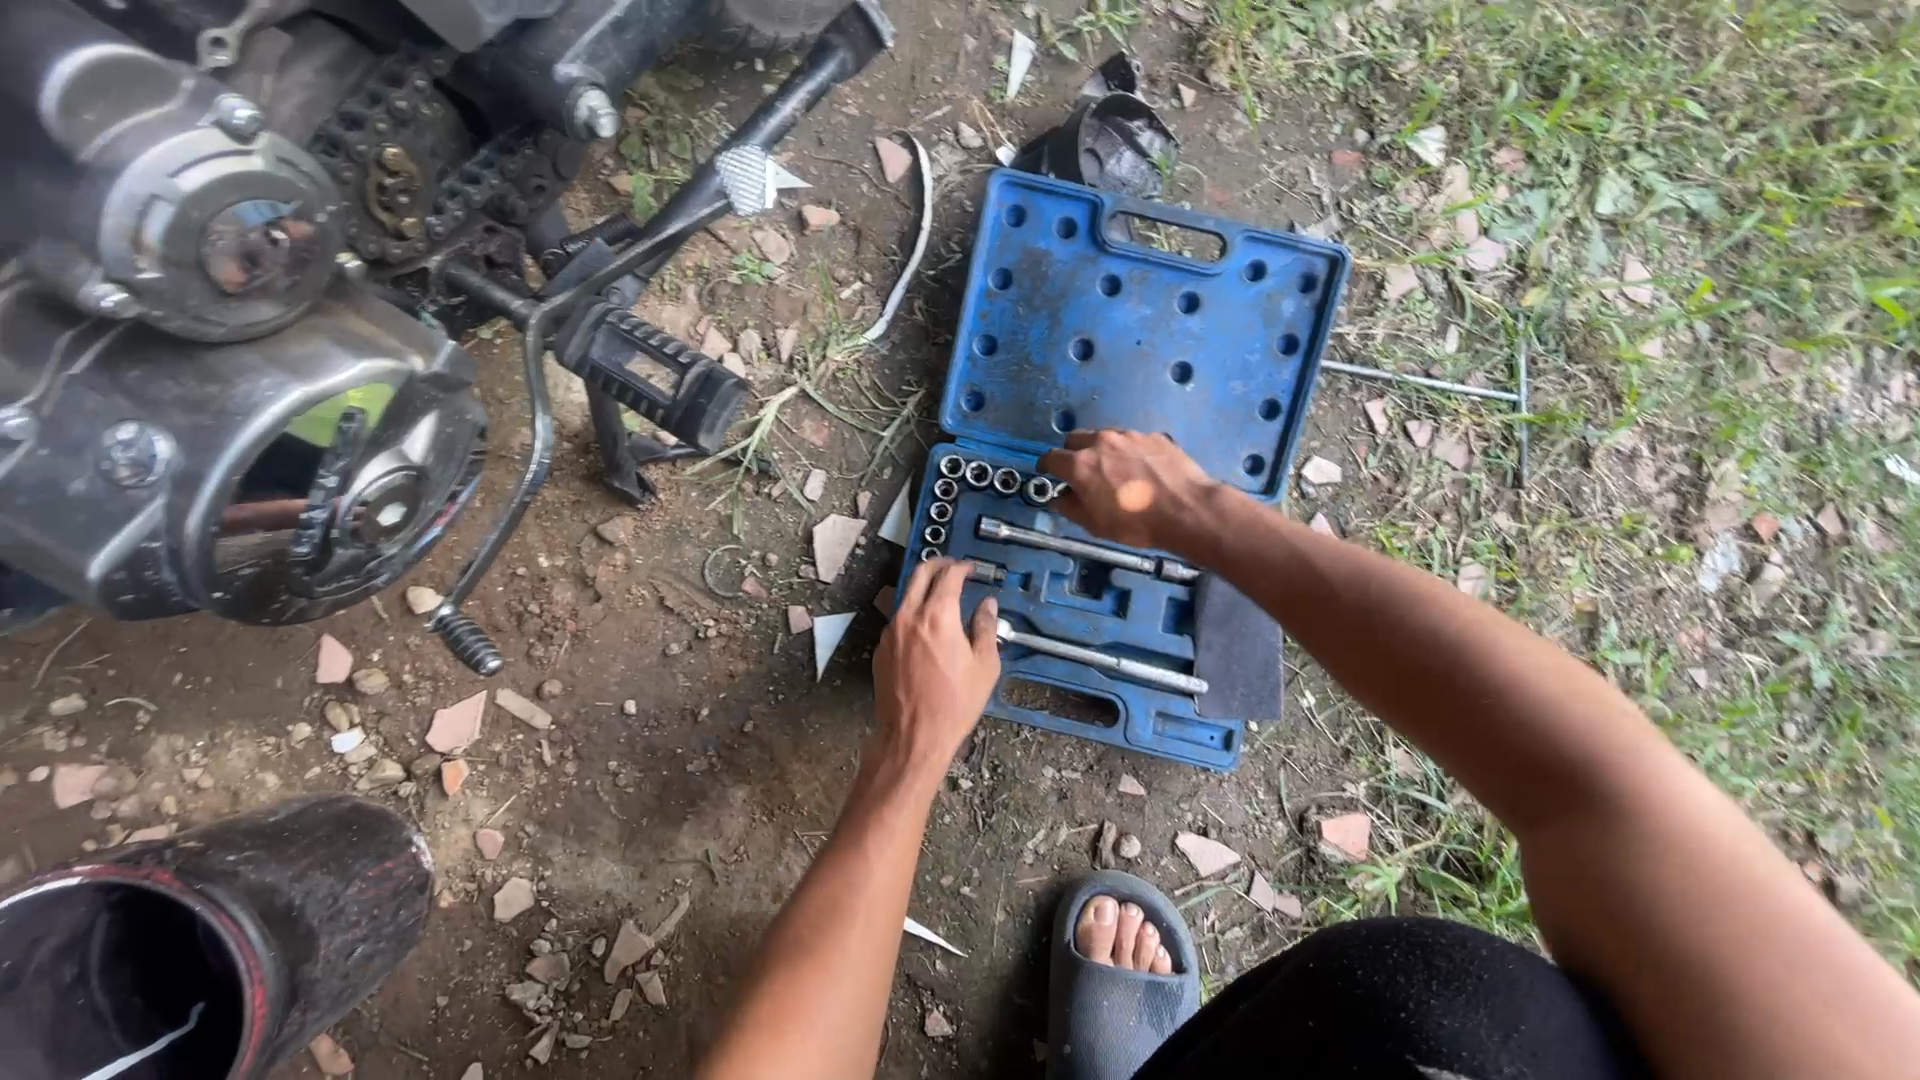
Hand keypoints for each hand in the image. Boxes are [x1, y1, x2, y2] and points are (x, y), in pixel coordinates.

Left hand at [870, 559, 1000, 778]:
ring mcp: (890, 633)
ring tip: (941, 597)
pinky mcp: (881, 649)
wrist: (914, 735)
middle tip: (953, 569)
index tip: (971, 569)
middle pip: (919, 574)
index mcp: (937, 616)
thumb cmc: (955, 703)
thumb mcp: (984, 665)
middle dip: (938, 565)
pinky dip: (912, 614)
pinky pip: (897, 621)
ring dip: (923, 589)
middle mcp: (909, 617)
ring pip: (906, 596)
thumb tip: (987, 605)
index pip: (948, 576)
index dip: (962, 567)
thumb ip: (985, 628)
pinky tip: (926, 630)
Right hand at [1039, 430, 1217, 550]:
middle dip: (1072, 453)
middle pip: (1075, 439)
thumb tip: (1060, 497)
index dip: (1046, 466)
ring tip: (1114, 469)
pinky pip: (1131, 440)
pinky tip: (1141, 468)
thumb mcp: (1094, 525)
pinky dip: (1128, 451)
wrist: (1186, 509)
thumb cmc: (1135, 523)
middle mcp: (1101, 442)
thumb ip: (1070, 507)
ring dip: (1101, 449)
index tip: (1048, 473)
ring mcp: (1129, 435)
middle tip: (1081, 471)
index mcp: (1080, 464)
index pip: (1050, 457)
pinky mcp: (1153, 436)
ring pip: (1104, 436)